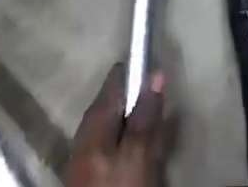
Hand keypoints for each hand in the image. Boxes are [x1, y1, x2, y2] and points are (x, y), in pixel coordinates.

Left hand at [63, 64, 166, 186]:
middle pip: (116, 102)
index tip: (160, 76)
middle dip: (138, 102)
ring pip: (116, 125)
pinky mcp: (91, 175)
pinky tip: (139, 159)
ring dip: (136, 127)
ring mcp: (86, 154)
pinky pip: (113, 147)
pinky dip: (129, 146)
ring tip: (155, 136)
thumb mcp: (138, 156)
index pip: (117, 78)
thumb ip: (146, 116)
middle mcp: (86, 130)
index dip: (139, 72)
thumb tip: (156, 73)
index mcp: (94, 118)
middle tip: (161, 112)